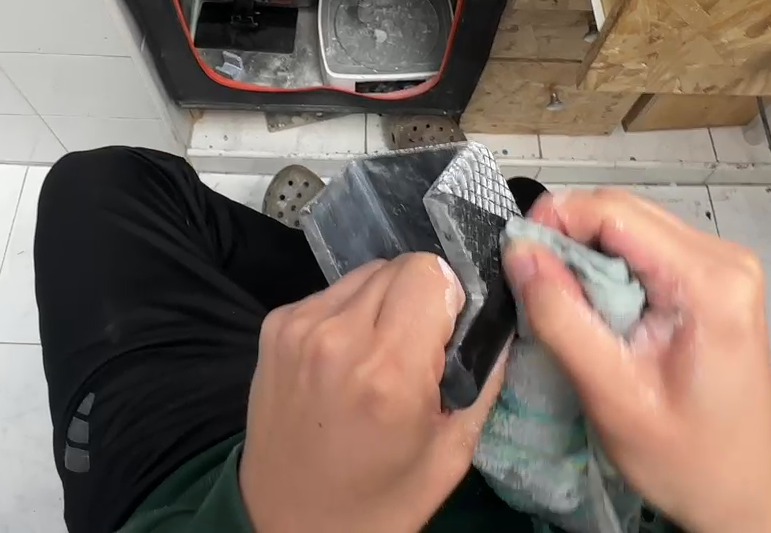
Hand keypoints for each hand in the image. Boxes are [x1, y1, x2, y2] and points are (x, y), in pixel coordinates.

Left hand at [239, 253, 503, 532]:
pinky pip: (332, 291)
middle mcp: (339, 334)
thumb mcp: (451, 452)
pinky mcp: (275, 321)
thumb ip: (482, 375)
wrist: (286, 526)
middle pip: (400, 265)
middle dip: (419, 296)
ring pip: (366, 272)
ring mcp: (299, 324)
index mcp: (389, 369)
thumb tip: (495, 316)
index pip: (430, 271)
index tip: (446, 332)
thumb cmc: (379, 502)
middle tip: (416, 346)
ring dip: (383, 300)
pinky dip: (348, 312)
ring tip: (378, 351)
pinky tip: (345, 356)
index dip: (447, 297)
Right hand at [503, 189, 770, 532]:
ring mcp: (720, 259)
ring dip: (584, 249)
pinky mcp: (710, 270)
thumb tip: (517, 248)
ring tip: (564, 298)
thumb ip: (560, 317)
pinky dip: (605, 260)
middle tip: (534, 282)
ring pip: (626, 220)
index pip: (614, 211)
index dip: (556, 220)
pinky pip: (639, 240)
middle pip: (620, 209)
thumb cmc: (683, 457)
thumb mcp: (611, 396)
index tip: (518, 258)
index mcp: (709, 280)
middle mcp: (722, 254)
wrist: (742, 493)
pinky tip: (596, 301)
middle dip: (567, 236)